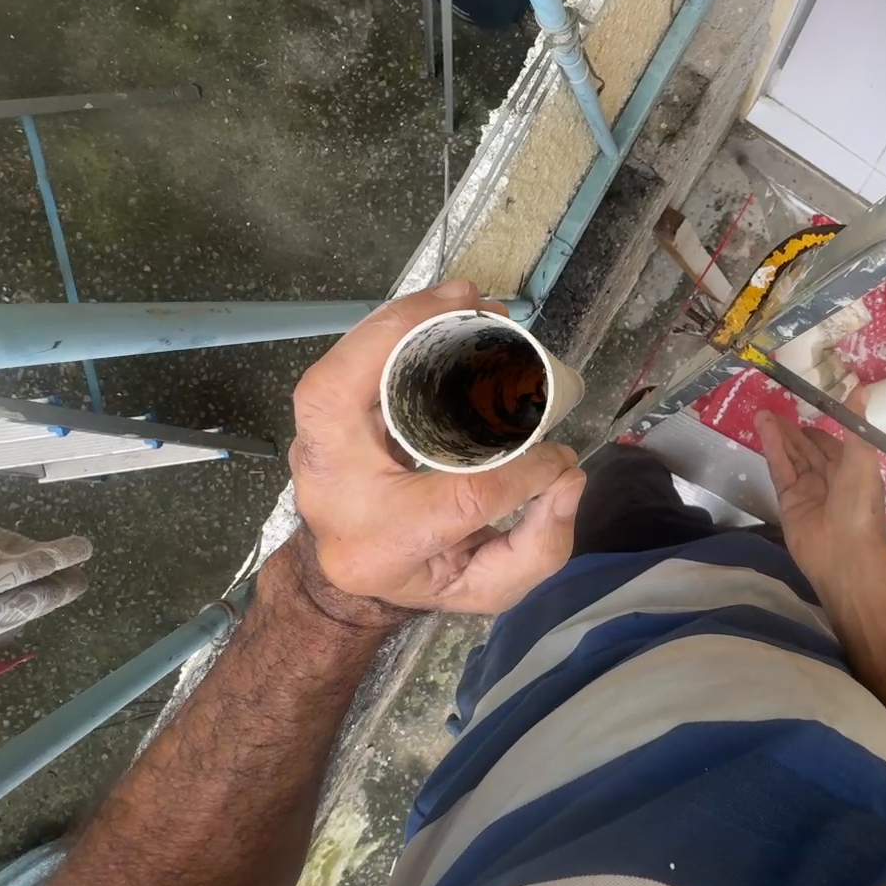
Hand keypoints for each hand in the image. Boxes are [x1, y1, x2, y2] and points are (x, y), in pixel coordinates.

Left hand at [289, 281, 587, 615]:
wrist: (356, 584)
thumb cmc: (429, 577)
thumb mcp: (495, 586)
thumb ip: (543, 544)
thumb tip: (567, 474)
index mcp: (387, 544)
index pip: (469, 494)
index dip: (529, 469)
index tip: (559, 457)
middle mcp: (337, 497)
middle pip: (341, 403)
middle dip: (404, 339)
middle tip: (476, 312)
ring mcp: (319, 457)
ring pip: (335, 375)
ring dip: (395, 323)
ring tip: (461, 299)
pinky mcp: (324, 428)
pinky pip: (342, 370)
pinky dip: (385, 331)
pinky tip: (434, 310)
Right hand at [756, 394, 885, 592]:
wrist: (845, 552)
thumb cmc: (859, 503)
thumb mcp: (863, 457)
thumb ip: (855, 424)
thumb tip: (863, 389)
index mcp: (851, 468)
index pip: (829, 443)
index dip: (817, 427)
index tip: (802, 407)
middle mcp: (828, 478)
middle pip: (805, 449)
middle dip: (791, 430)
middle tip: (773, 406)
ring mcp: (807, 490)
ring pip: (790, 457)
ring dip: (778, 435)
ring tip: (763, 412)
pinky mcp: (788, 502)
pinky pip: (780, 470)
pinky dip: (772, 450)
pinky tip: (764, 430)